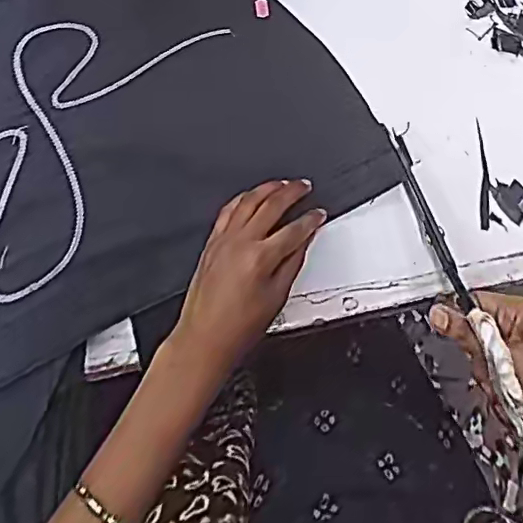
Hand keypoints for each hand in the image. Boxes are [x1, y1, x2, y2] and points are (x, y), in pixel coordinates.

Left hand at [171, 180, 326, 379]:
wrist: (204, 338)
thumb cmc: (237, 327)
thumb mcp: (276, 298)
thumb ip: (292, 264)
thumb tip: (303, 242)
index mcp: (260, 258)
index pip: (294, 229)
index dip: (310, 219)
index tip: (318, 214)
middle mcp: (240, 243)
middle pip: (272, 205)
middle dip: (292, 192)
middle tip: (304, 187)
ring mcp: (224, 240)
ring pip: (248, 201)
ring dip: (268, 188)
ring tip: (281, 183)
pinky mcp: (212, 242)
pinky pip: (228, 210)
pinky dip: (242, 199)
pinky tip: (250, 196)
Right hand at [429, 291, 522, 464]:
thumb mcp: (503, 361)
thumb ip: (468, 335)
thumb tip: (440, 313)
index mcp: (520, 310)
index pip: (472, 301)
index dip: (459, 320)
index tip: (453, 337)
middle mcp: (522, 323)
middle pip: (476, 330)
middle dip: (478, 357)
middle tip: (494, 371)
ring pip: (483, 354)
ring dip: (488, 375)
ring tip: (506, 387)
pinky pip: (495, 369)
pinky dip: (497, 385)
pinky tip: (510, 396)